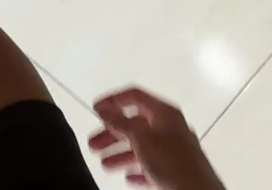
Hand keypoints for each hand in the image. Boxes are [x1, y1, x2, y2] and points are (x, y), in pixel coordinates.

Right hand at [89, 88, 224, 189]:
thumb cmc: (172, 162)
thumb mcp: (140, 137)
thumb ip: (119, 121)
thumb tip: (102, 108)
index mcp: (164, 112)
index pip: (134, 95)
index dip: (113, 100)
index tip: (96, 109)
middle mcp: (170, 127)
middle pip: (134, 124)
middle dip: (112, 134)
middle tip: (94, 144)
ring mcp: (174, 149)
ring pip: (141, 147)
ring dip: (121, 154)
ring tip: (105, 164)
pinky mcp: (177, 170)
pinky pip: (152, 166)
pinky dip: (137, 169)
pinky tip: (128, 177)